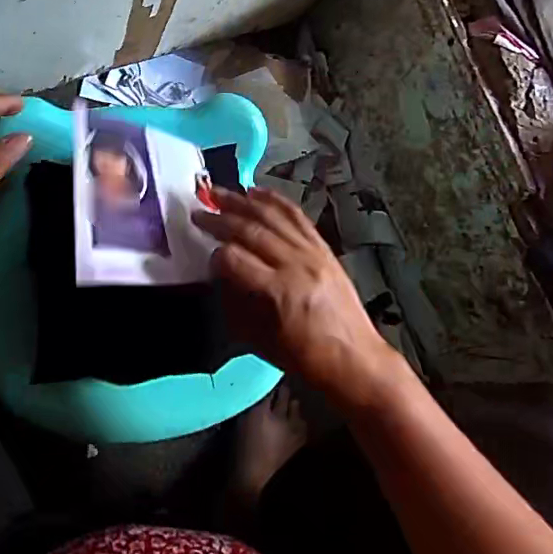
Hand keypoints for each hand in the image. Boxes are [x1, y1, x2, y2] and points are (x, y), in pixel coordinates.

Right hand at [192, 187, 401, 409]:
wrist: (354, 360)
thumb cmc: (303, 357)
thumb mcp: (258, 338)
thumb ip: (234, 303)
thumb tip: (218, 275)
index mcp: (277, 291)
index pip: (234, 258)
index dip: (214, 256)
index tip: (206, 259)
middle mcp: (295, 264)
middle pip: (249, 230)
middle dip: (219, 219)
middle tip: (198, 212)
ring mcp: (312, 253)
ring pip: (272, 216)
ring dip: (242, 202)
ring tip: (219, 193)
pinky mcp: (323, 249)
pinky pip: (296, 216)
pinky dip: (274, 201)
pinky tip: (256, 193)